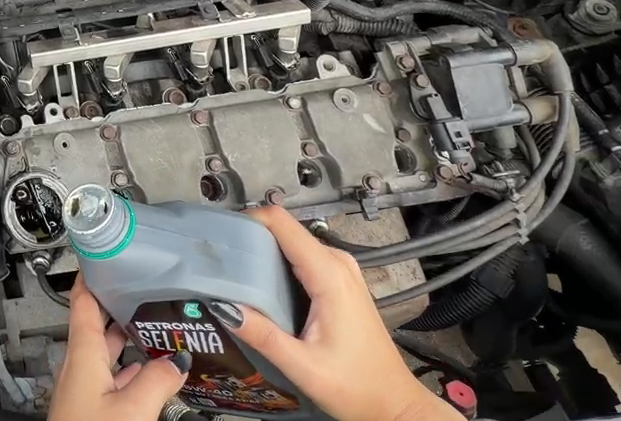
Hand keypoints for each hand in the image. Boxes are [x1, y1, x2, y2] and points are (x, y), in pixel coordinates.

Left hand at [48, 275, 187, 420]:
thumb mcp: (131, 409)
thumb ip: (156, 381)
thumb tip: (178, 361)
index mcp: (81, 353)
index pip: (82, 300)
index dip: (91, 277)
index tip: (103, 258)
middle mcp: (77, 365)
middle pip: (95, 322)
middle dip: (115, 305)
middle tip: (137, 289)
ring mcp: (81, 387)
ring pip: (103, 351)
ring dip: (123, 337)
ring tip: (147, 325)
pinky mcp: (88, 406)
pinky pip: (108, 377)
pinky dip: (125, 368)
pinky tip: (140, 372)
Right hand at [224, 206, 457, 420]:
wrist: (397, 406)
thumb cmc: (358, 388)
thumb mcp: (304, 367)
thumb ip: (263, 336)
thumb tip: (222, 305)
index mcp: (328, 274)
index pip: (281, 221)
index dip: (248, 219)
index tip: (223, 236)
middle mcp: (337, 262)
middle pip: (283, 229)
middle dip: (250, 237)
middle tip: (223, 261)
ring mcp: (341, 269)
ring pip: (291, 241)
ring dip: (263, 250)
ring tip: (238, 272)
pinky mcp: (340, 279)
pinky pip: (302, 254)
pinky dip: (279, 262)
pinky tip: (264, 285)